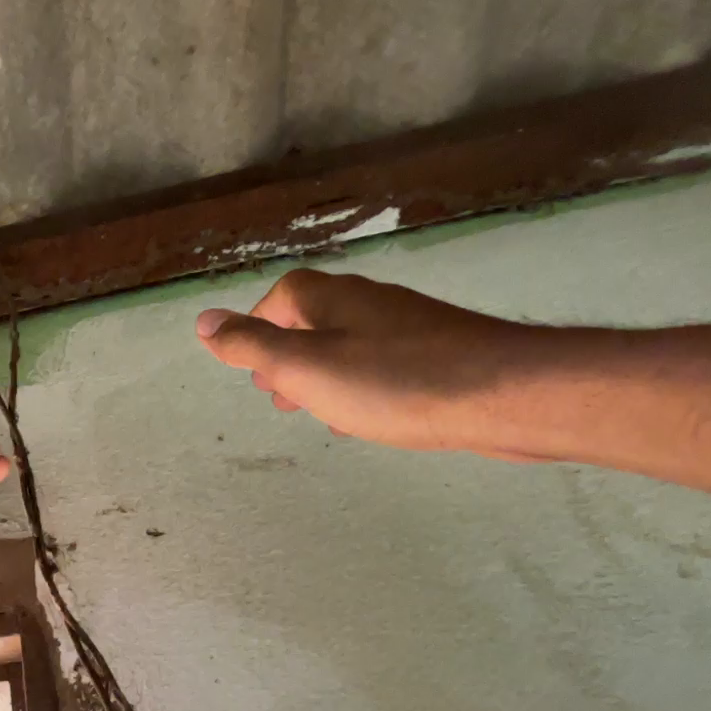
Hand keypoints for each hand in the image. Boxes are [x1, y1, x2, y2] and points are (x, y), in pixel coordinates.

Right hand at [195, 269, 548, 459]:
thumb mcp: (303, 366)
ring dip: (323, 372)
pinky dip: (361, 383)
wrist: (508, 394)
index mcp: (332, 299)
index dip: (260, 324)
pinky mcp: (442, 352)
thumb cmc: (393, 381)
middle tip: (276, 393)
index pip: (282, 295)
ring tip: (316, 409)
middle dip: (289, 352)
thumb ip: (250, 344)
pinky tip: (369, 414)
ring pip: (349, 343)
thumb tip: (203, 320)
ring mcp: (410, 326)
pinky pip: (383, 362)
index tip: (252, 364)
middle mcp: (370, 302)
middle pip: (315, 318)